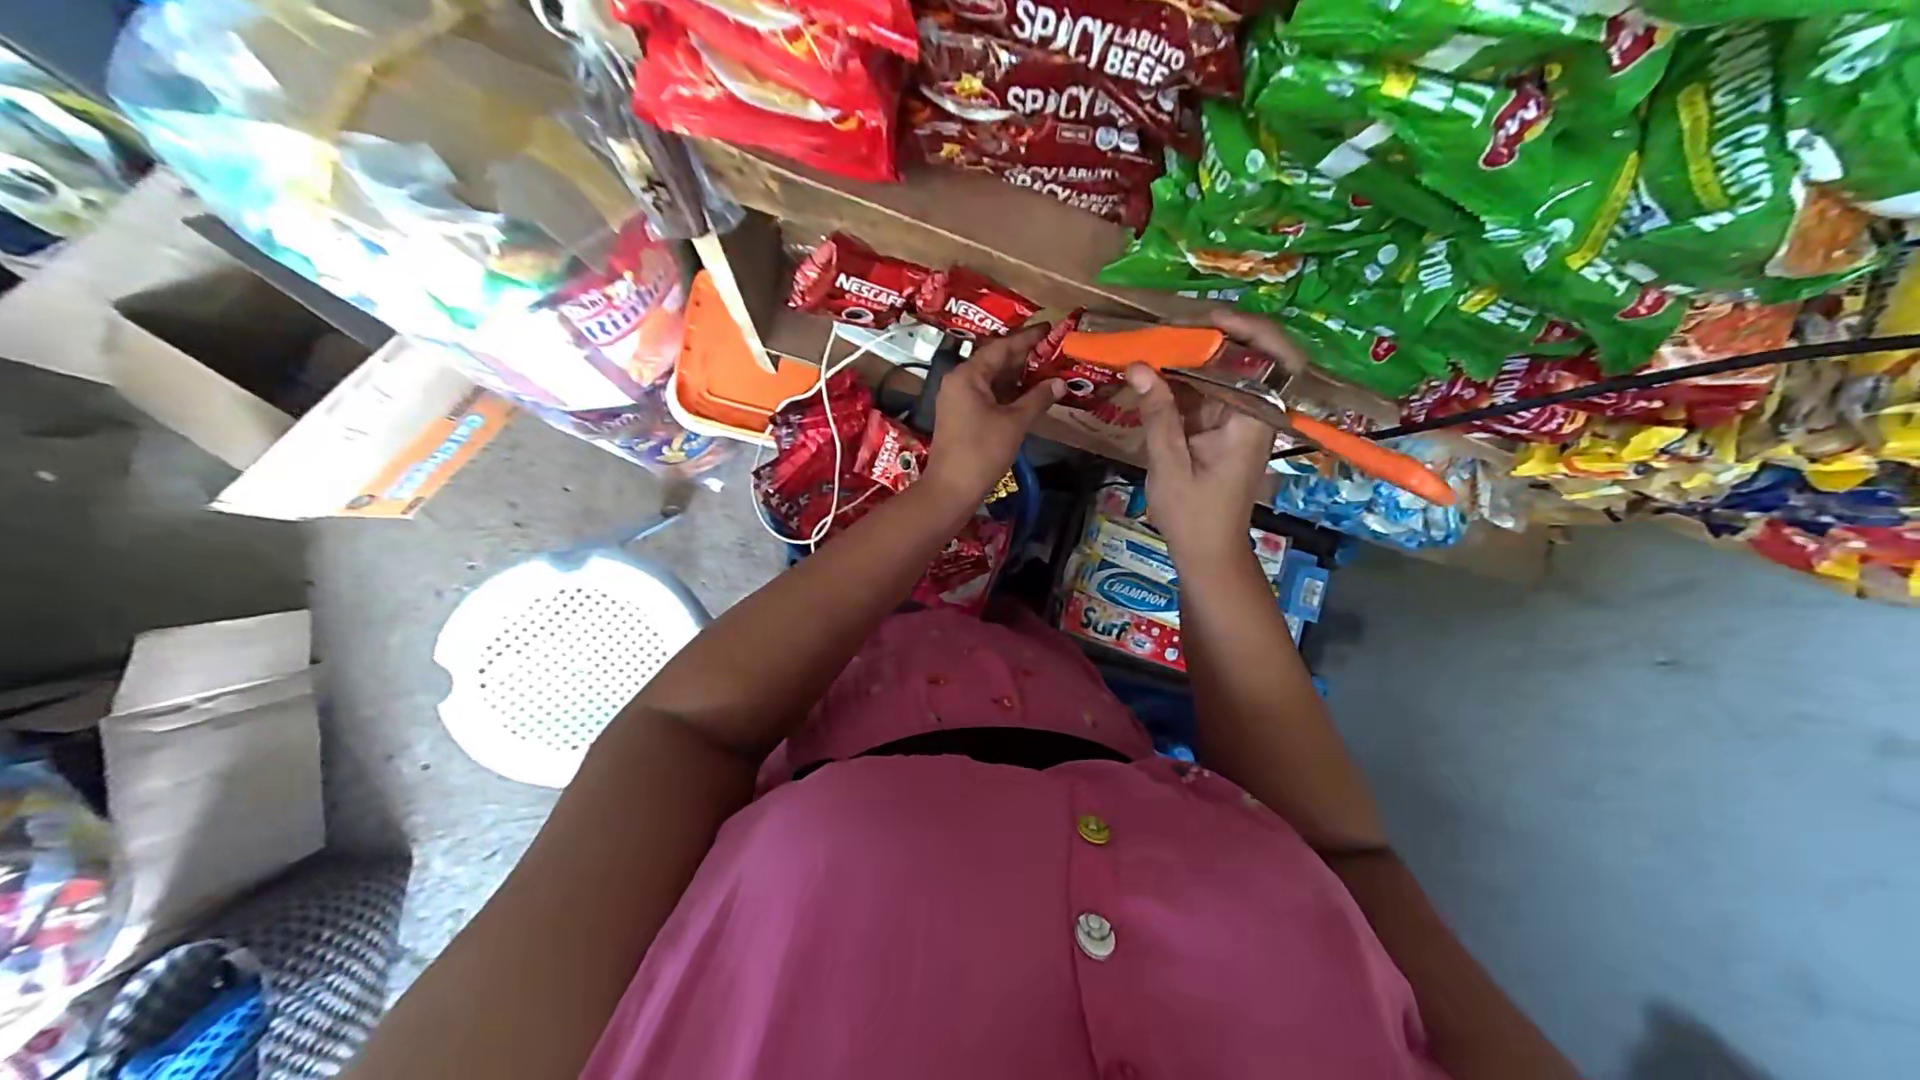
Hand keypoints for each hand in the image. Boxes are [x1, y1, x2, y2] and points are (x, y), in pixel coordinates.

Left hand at [923, 323, 1063, 505]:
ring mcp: (957, 400)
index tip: (1050, 329)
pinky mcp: (961, 417)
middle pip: (995, 362)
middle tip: (1054, 350)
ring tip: (1047, 370)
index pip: (1001, 347)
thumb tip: (1060, 382)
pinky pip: (987, 396)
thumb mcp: (1015, 423)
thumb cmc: (982, 452)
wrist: (951, 489)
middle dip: (1024, 357)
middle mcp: (959, 381)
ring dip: (1018, 377)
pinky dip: (1008, 394)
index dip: (1028, 338)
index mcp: (968, 375)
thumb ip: (1038, 398)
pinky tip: (1029, 395)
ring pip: (992, 380)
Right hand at [1128, 311, 1284, 559]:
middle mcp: (1253, 412)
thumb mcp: (1169, 464)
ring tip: (1150, 344)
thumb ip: (1158, 413)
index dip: (1242, 328)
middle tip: (1163, 328)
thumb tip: (1139, 366)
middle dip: (1205, 337)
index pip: (1267, 358)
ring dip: (1187, 358)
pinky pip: (1204, 393)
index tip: (1203, 317)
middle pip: (1243, 357)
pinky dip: (1179, 382)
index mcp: (1253, 419)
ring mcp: (1237, 419)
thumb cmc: (1193, 515)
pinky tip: (1151, 374)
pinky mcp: (1221, 427)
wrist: (1207, 551)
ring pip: (1219, 372)